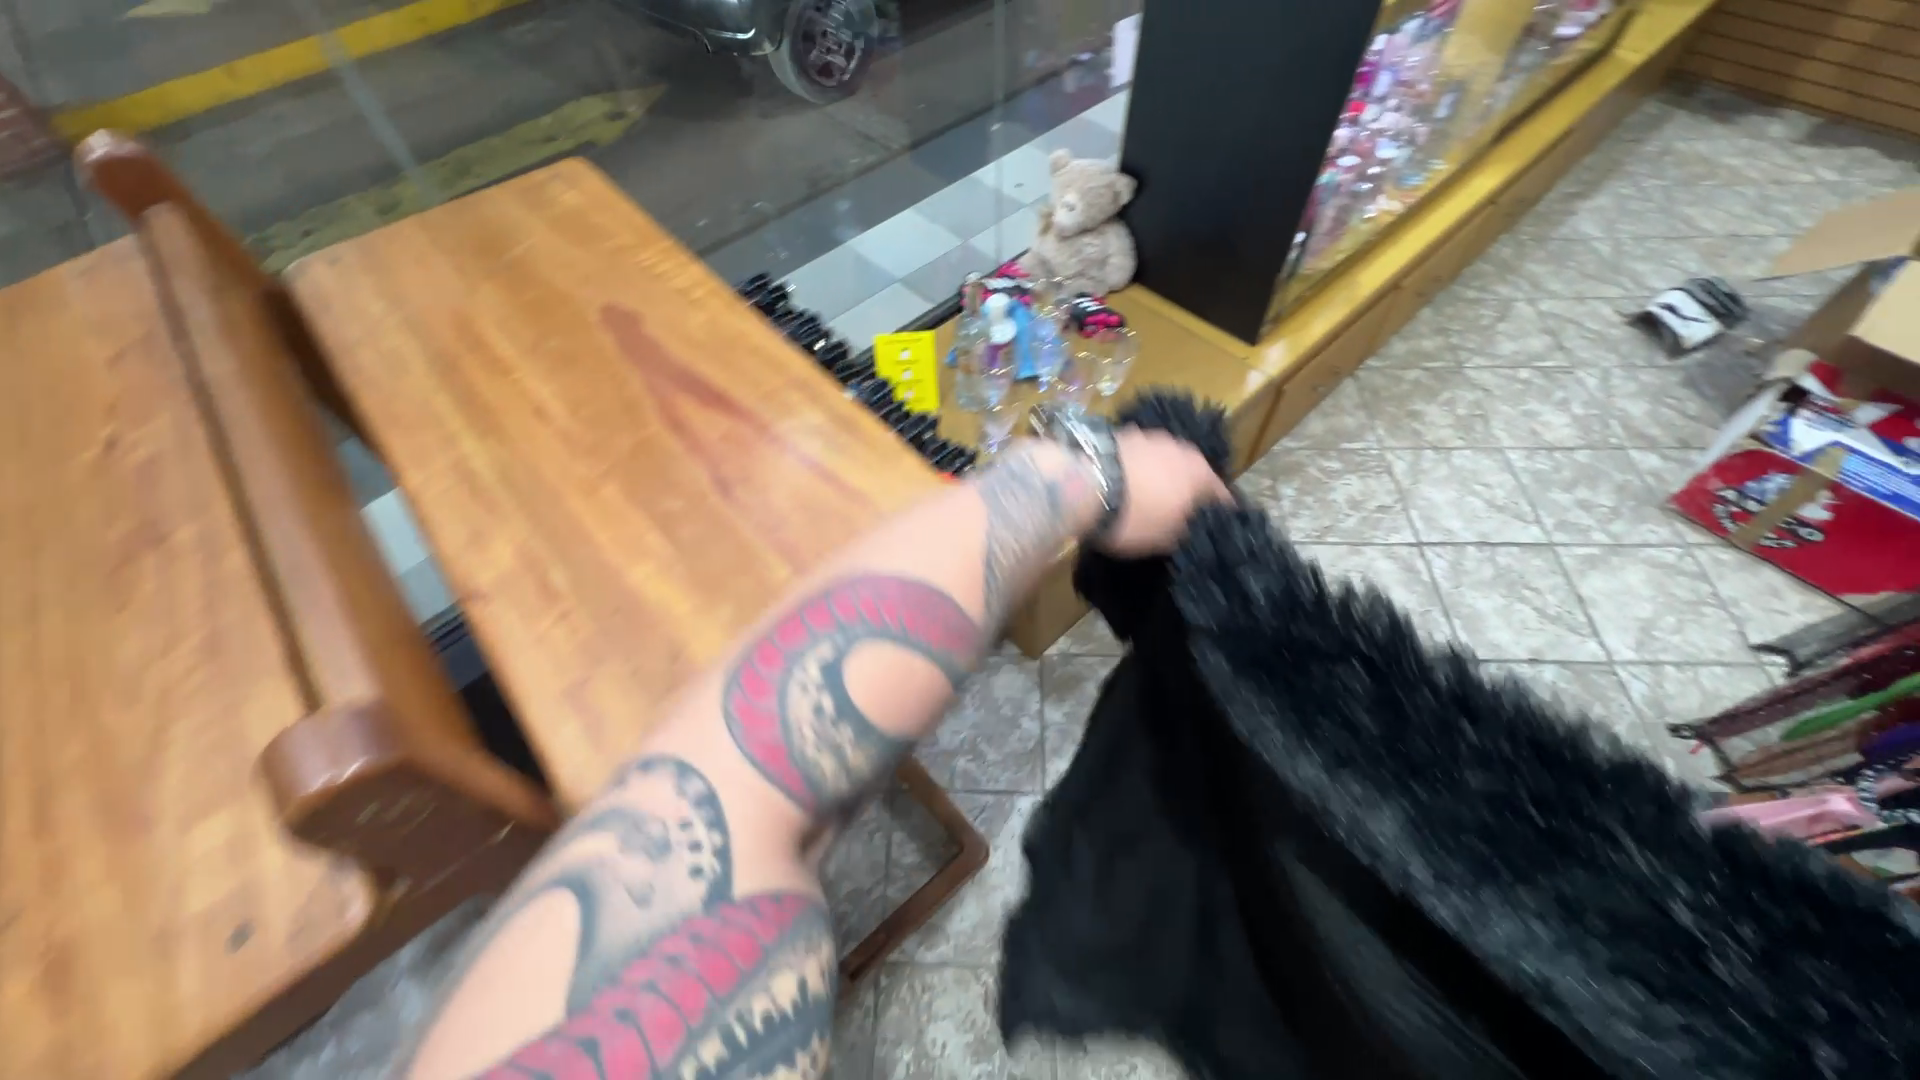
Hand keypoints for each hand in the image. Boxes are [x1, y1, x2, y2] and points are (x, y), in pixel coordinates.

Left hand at [1096, 427, 1232, 557]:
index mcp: (1200, 473)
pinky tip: (1124, 481)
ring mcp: (1150, 436)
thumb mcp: (1165, 538)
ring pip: (1163, 460)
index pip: (1220, 495)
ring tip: (1147, 495)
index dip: (1217, 512)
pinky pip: (1137, 456)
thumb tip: (1186, 525)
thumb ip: (1184, 530)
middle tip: (1178, 510)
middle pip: (1191, 472)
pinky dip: (1135, 468)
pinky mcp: (1120, 434)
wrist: (1082, 483)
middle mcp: (1181, 447)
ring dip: (1159, 475)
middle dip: (1187, 489)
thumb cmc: (1133, 516)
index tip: (1214, 524)